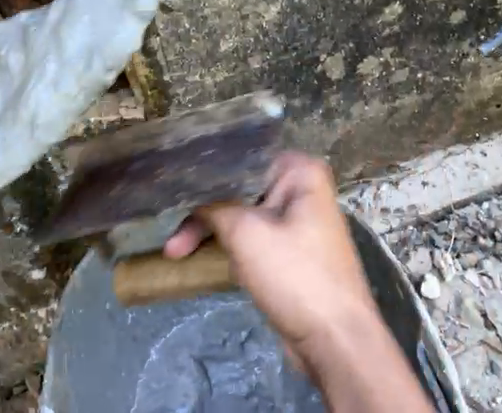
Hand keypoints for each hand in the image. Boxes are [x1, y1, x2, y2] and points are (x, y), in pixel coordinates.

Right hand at [164, 152, 381, 361]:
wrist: (335, 344)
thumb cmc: (295, 275)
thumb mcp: (244, 232)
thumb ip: (212, 206)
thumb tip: (188, 197)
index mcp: (299, 171)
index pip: (240, 158)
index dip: (203, 170)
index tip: (170, 180)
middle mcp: (300, 189)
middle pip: (238, 187)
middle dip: (202, 207)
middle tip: (166, 220)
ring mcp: (295, 221)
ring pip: (240, 214)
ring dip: (209, 230)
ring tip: (174, 248)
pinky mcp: (289, 251)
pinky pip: (249, 236)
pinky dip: (225, 245)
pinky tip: (196, 255)